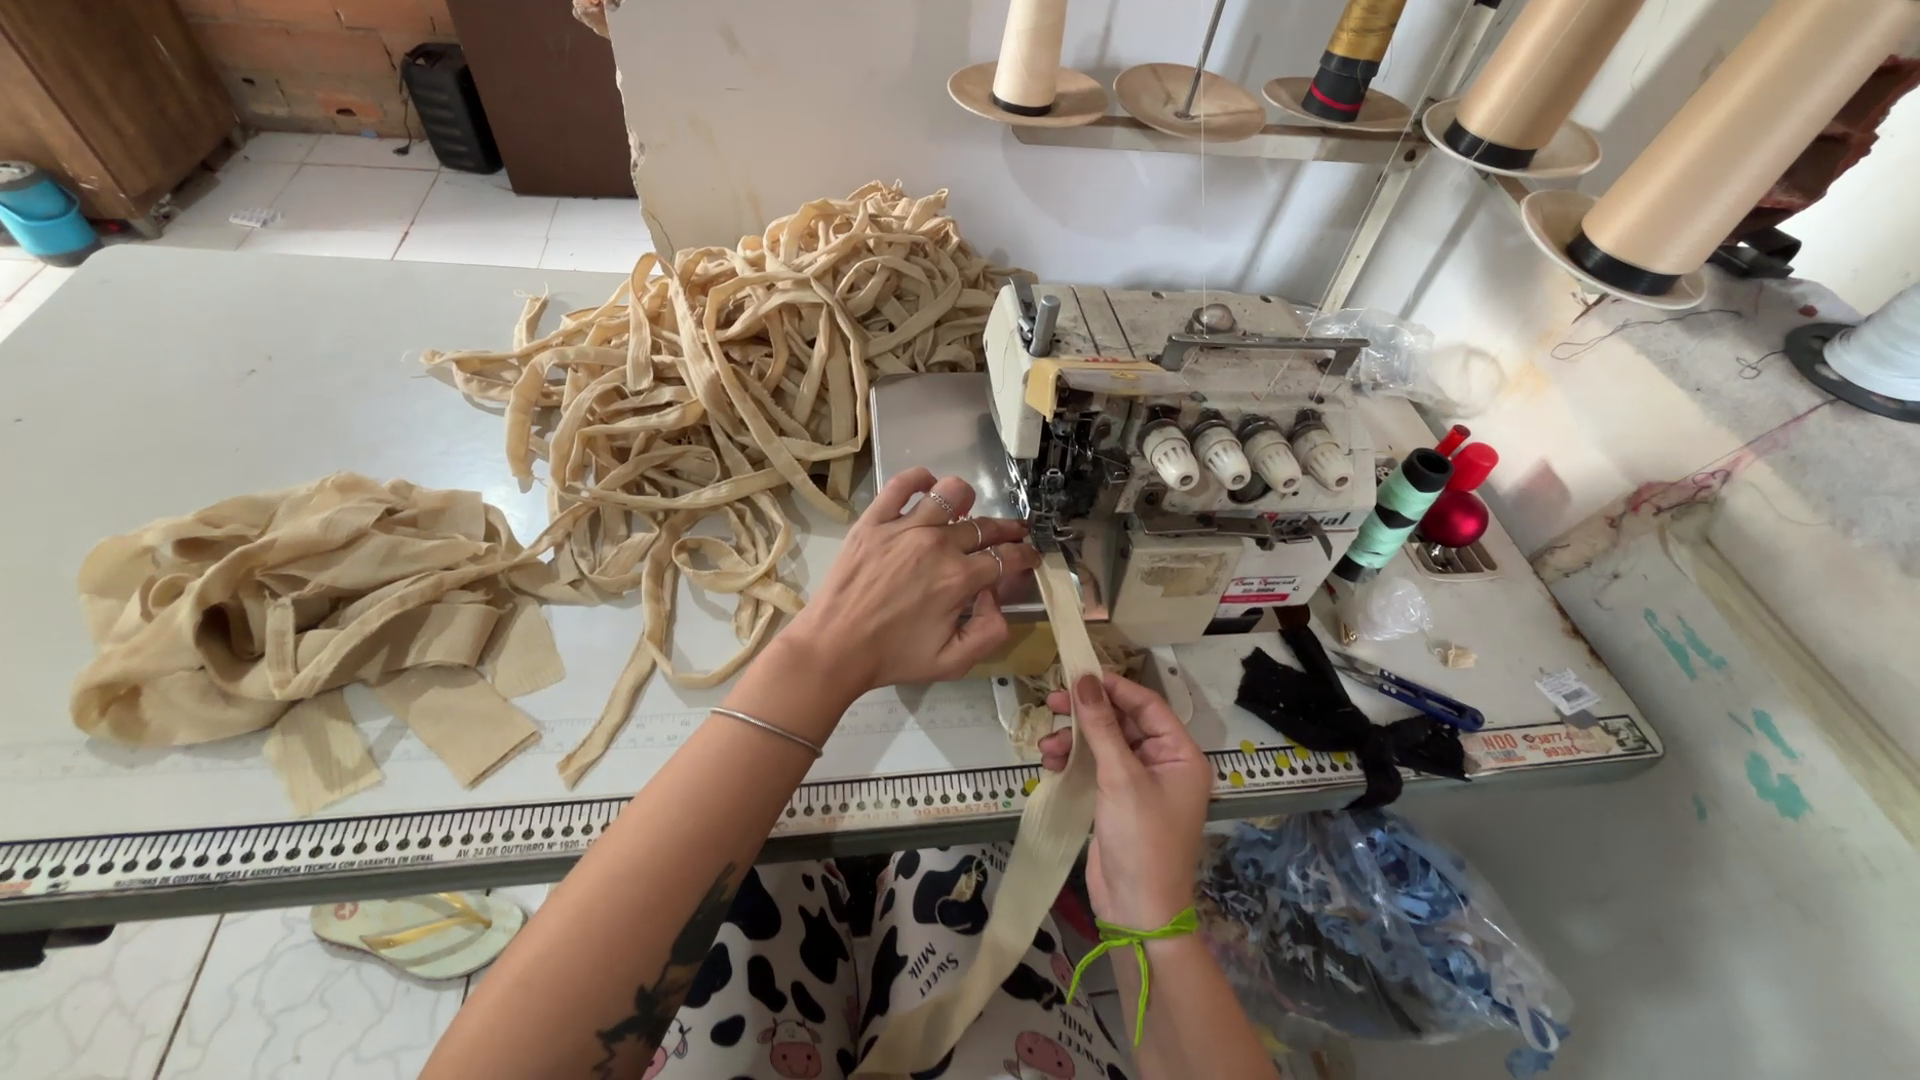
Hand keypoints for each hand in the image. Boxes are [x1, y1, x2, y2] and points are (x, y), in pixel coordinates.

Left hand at [783, 467, 1039, 699]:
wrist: (833, 648)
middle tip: (1012, 534)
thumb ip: (990, 632)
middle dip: (1007, 530)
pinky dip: (920, 479)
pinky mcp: (873, 521)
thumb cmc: (892, 658)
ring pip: (950, 493)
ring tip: (967, 512)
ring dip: (967, 500)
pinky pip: (901, 485)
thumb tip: (996, 597)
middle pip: (984, 526)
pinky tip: (927, 490)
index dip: (1025, 555)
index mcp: (959, 579)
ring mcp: (903, 528)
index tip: (1029, 556)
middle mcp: (936, 545)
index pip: (1006, 557)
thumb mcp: (952, 662)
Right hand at [1040, 673, 1210, 928]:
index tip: (1078, 675)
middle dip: (1087, 715)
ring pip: (1103, 745)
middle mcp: (1163, 764)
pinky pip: (1094, 768)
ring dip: (1075, 741)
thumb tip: (1085, 680)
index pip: (1147, 706)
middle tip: (1054, 703)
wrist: (1137, 909)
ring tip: (1047, 746)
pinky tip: (1051, 764)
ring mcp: (1139, 783)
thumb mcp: (1120, 778)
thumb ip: (1101, 726)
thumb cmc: (1141, 838)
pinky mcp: (1117, 801)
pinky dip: (1073, 763)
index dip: (1113, 688)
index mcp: (1180, 754)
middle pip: (1122, 722)